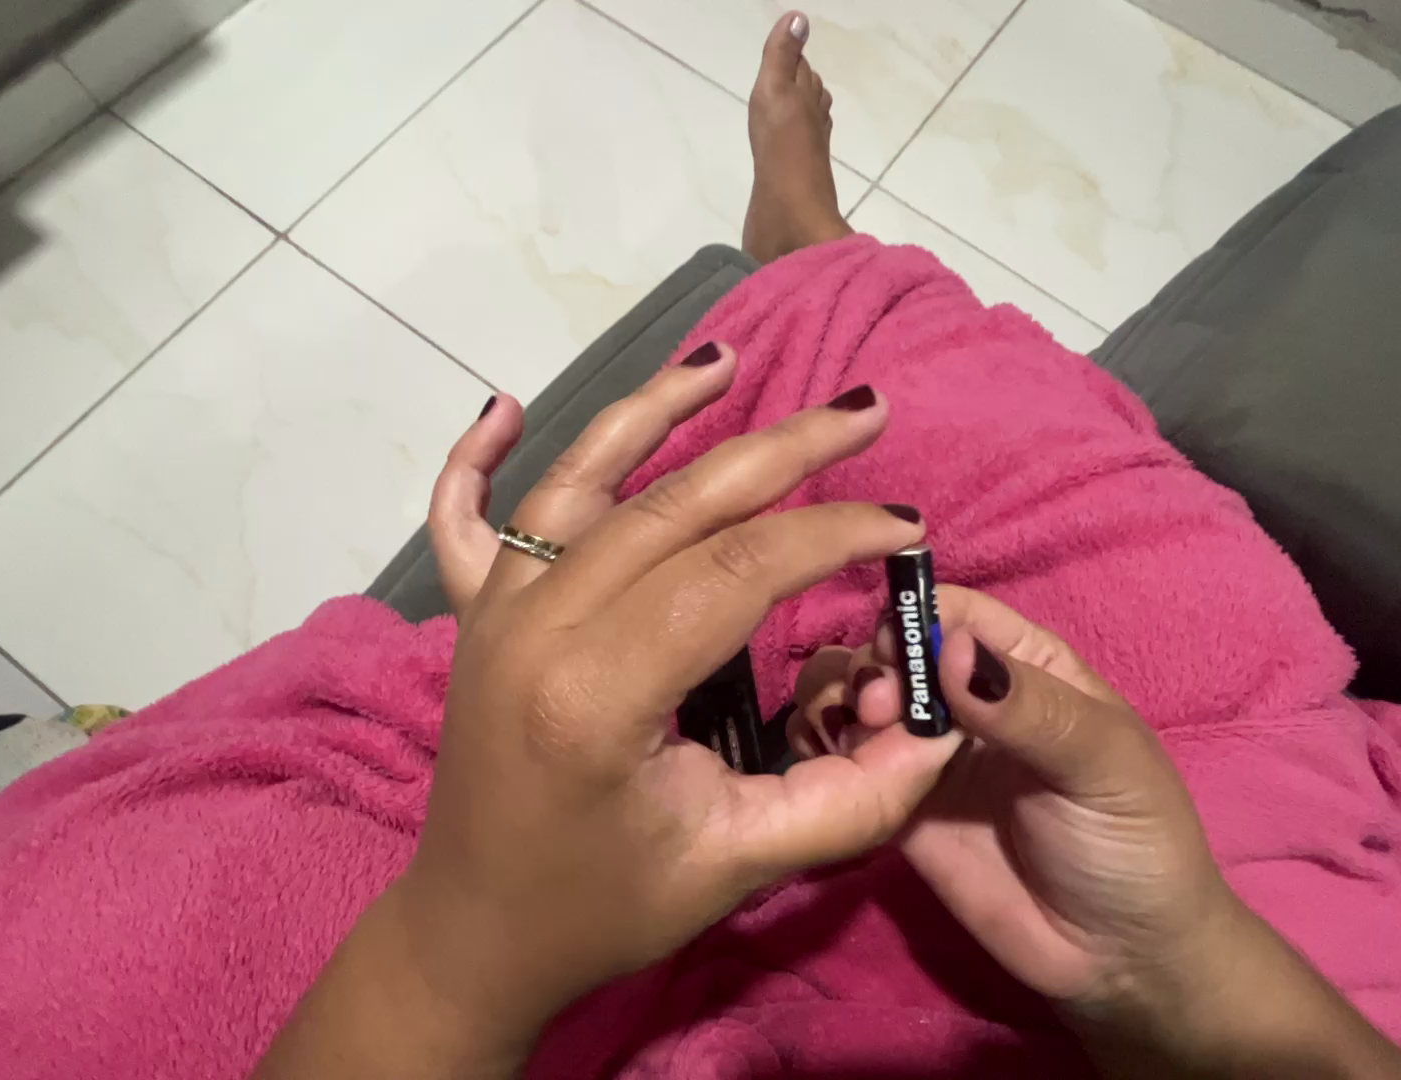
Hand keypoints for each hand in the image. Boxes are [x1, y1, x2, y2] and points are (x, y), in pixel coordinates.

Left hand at [347, 345, 963, 1069]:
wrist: (475, 929)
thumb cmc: (600, 906)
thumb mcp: (737, 865)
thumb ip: (850, 799)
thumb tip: (937, 725)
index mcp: (597, 693)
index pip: (734, 572)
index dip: (831, 535)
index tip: (903, 526)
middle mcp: (535, 628)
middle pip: (675, 507)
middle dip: (782, 452)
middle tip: (862, 413)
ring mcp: (494, 612)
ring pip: (578, 482)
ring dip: (653, 413)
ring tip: (722, 364)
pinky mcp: (473, 617)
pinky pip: (464, 519)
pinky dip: (477, 460)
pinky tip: (502, 407)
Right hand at [791, 588, 1400, 1078]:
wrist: (1114, 960)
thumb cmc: (1132, 844)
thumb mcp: (1104, 766)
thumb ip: (1030, 708)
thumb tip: (952, 651)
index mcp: (1020, 665)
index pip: (953, 613)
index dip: (915, 617)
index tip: (892, 650)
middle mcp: (961, 696)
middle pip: (890, 649)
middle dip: (870, 666)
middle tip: (877, 712)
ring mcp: (919, 748)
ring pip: (853, 691)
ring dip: (834, 697)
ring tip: (847, 738)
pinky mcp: (888, 798)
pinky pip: (839, 754)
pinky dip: (816, 742)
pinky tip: (821, 759)